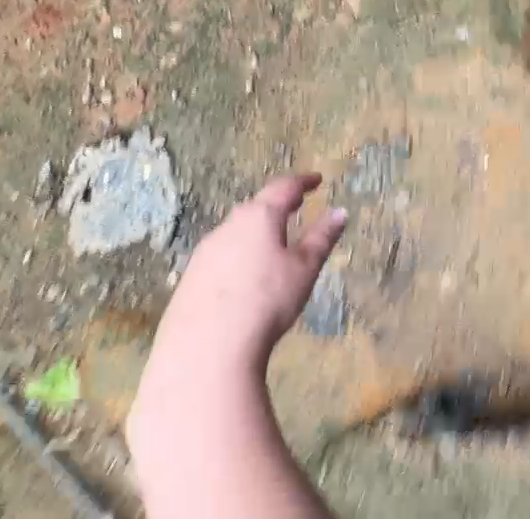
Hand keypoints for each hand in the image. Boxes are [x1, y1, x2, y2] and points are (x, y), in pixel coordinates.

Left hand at [151, 173, 346, 371]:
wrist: (205, 350)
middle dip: (277, 204)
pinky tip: (247, 271)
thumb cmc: (267, 300)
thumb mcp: (305, 268)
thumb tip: (340, 212)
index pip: (283, 188)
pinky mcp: (189, 278)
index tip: (317, 180)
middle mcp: (228, 228)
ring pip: (235, 230)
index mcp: (259, 218)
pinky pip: (221, 253)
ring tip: (274, 238)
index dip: (302, 182)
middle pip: (255, 207)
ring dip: (257, 228)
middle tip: (297, 204)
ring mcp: (204, 253)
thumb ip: (322, 238)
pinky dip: (240, 251)